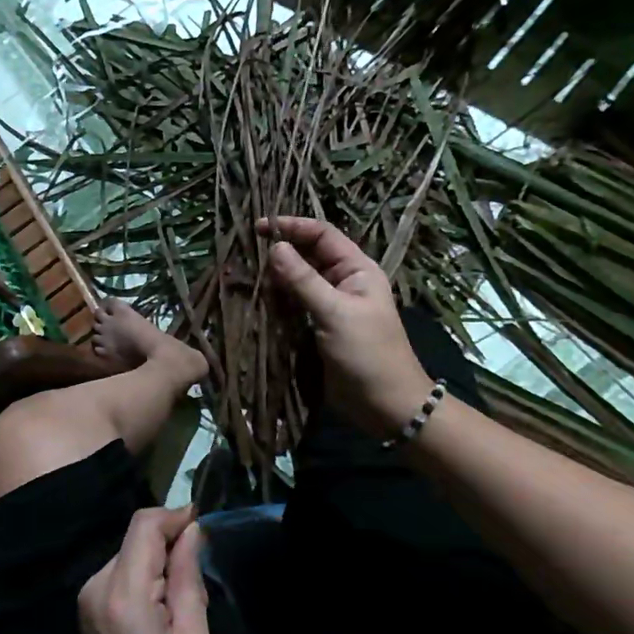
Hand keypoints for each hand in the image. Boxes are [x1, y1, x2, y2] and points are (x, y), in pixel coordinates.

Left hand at [77, 507, 211, 633]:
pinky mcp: (87, 607)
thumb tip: (192, 530)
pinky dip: (144, 578)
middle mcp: (96, 584)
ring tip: (179, 605)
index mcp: (121, 593)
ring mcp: (87, 596)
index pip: (143, 525)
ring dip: (157, 564)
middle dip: (169, 545)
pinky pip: (121, 574)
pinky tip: (160, 613)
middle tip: (196, 580)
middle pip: (136, 539)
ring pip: (130, 554)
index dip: (174, 515)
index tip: (202, 523)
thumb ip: (189, 581)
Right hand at [259, 216, 434, 439]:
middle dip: (280, 251)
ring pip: (297, 279)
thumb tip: (275, 246)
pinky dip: (276, 299)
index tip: (259, 228)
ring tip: (246, 275)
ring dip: (275, 276)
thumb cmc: (368, 354)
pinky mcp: (317, 326)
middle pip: (308, 254)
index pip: (322, 234)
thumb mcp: (335, 313)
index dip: (293, 227)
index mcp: (356, 269)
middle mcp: (342, 281)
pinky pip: (293, 303)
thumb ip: (303, 279)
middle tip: (247, 254)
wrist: (386, 407)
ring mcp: (329, 304)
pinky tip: (256, 298)